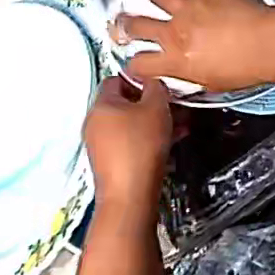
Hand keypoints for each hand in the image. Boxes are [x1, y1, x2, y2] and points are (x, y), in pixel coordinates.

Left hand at [83, 76, 173, 215]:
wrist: (130, 195)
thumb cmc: (141, 146)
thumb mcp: (156, 107)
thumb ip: (155, 86)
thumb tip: (152, 82)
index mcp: (101, 105)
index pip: (116, 79)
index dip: (139, 78)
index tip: (159, 83)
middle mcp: (95, 123)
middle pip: (125, 102)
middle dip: (151, 102)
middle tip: (173, 104)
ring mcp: (101, 144)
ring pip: (131, 123)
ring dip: (153, 120)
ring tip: (179, 123)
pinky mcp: (110, 162)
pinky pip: (131, 141)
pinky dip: (148, 137)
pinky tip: (171, 140)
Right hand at [116, 0, 274, 91]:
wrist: (264, 43)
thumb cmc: (244, 66)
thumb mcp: (210, 84)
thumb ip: (191, 76)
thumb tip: (186, 74)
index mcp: (175, 59)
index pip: (141, 63)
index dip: (135, 65)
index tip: (135, 64)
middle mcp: (176, 31)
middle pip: (139, 25)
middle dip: (125, 24)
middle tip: (121, 22)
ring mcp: (190, 7)